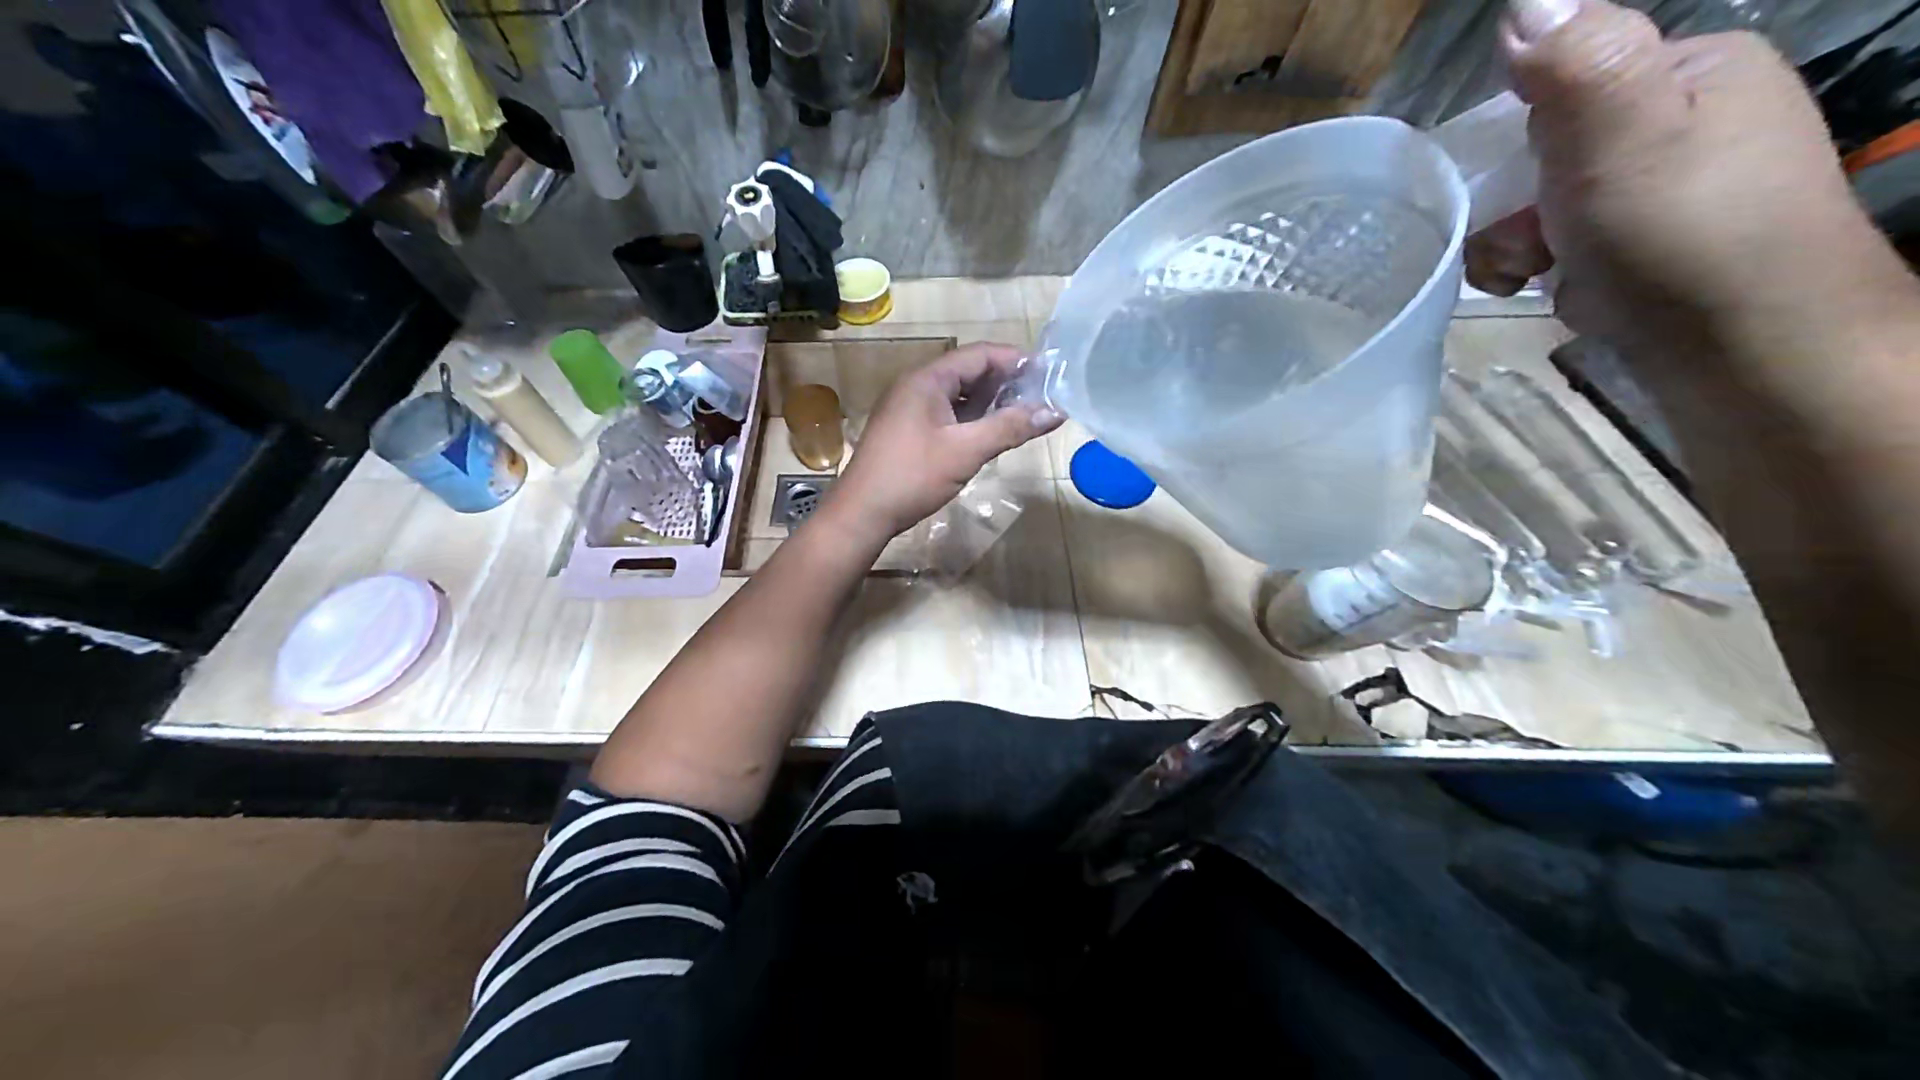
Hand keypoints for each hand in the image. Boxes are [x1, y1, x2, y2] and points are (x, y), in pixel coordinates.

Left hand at [823, 343, 1061, 543]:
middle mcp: (917, 386)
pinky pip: (947, 414)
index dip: (1015, 360)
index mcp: (927, 379)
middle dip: (1005, 381)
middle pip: (968, 372)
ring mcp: (910, 409)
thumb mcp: (966, 451)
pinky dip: (972, 418)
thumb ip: (1010, 428)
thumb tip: (1055, 411)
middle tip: (1042, 395)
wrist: (862, 512)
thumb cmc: (912, 476)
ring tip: (1025, 413)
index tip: (1048, 372)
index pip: (979, 355)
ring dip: (990, 402)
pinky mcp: (908, 431)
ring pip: (958, 395)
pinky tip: (992, 433)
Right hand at [1465, 0, 1906, 374]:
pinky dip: (1529, 264)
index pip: (1559, 89)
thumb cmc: (1678, 229)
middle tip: (1525, 241)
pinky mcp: (1629, 245)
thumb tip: (1522, 3)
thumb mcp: (1623, 134)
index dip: (1511, 143)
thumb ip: (1573, 67)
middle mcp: (1676, 123)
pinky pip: (1552, 241)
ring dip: (1511, 242)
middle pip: (1541, 152)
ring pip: (1538, 204)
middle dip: (1509, 204)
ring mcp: (1653, 189)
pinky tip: (1536, 284)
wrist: (1738, 338)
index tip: (1506, 191)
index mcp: (1688, 74)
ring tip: (1528, 272)